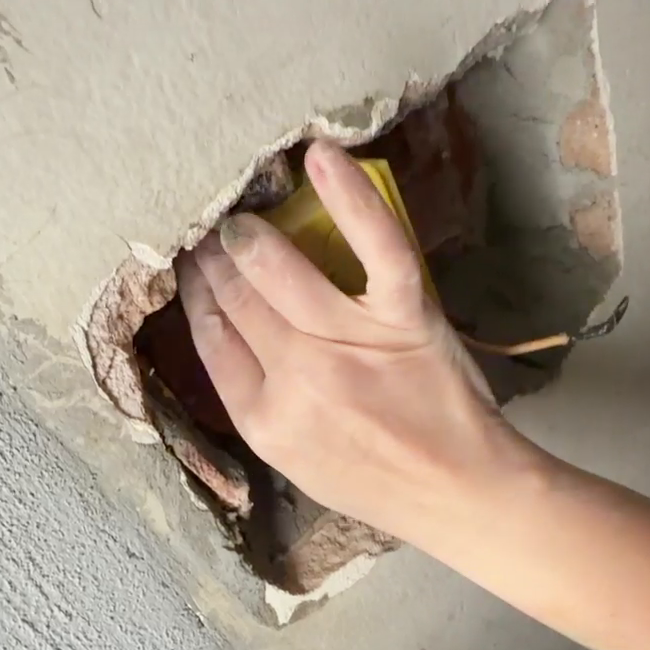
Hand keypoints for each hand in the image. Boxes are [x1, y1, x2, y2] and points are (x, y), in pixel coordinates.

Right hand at [177, 140, 534, 545]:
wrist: (457, 491)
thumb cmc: (377, 482)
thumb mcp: (297, 464)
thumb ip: (258, 407)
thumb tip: (230, 338)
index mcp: (263, 421)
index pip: (212, 338)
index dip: (197, 295)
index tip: (192, 270)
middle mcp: (297, 379)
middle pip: (238, 298)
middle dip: (215, 257)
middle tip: (209, 229)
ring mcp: (349, 345)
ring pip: (279, 268)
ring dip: (251, 232)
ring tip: (242, 215)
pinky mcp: (404, 318)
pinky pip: (373, 245)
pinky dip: (348, 196)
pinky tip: (318, 159)